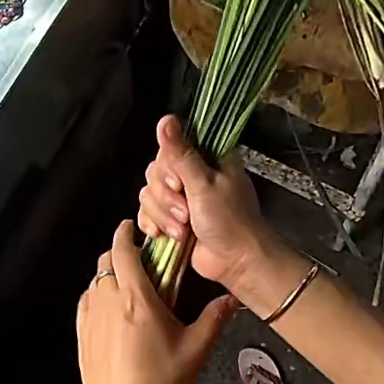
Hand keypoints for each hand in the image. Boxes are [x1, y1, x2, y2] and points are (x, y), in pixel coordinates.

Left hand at [76, 221, 237, 383]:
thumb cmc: (159, 382)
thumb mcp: (195, 348)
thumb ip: (214, 318)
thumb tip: (231, 299)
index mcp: (135, 297)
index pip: (123, 248)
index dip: (126, 232)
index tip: (132, 227)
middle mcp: (107, 299)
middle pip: (106, 260)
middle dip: (121, 253)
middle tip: (141, 262)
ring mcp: (90, 316)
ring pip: (95, 280)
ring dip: (110, 275)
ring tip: (130, 289)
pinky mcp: (81, 332)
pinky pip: (86, 301)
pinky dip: (98, 296)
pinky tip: (112, 311)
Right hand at [136, 115, 274, 287]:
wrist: (237, 262)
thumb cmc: (230, 221)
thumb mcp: (205, 185)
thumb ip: (181, 154)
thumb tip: (165, 120)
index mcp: (206, 158)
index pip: (170, 148)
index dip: (168, 168)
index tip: (179, 185)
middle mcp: (192, 173)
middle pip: (155, 172)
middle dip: (166, 198)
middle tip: (187, 213)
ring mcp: (181, 197)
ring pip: (148, 194)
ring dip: (163, 216)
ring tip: (183, 230)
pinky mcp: (171, 218)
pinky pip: (147, 213)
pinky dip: (153, 224)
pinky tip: (164, 235)